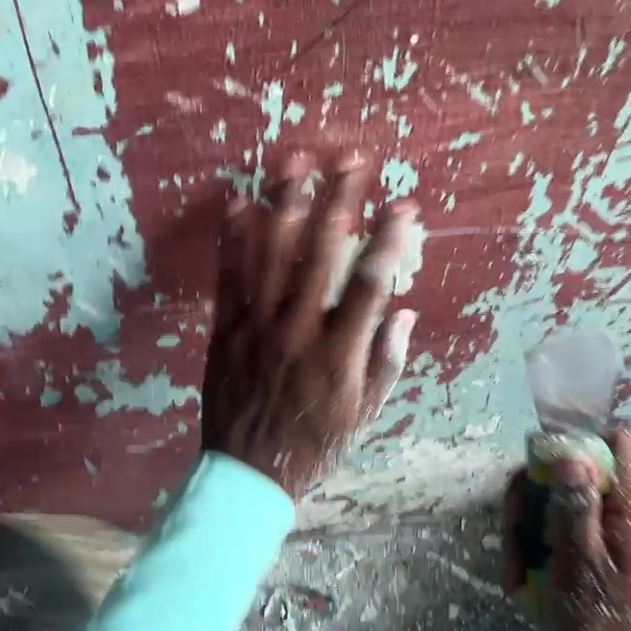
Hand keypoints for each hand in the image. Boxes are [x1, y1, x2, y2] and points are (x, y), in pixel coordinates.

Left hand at [201, 154, 419, 498]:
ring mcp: (256, 326)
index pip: (369, 284)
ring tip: (294, 160)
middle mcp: (298, 330)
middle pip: (320, 254)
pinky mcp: (226, 329)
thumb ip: (385, 361)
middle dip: (338, 200)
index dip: (388, 240)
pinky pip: (228, 275)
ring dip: (284, 203)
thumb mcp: (364, 414)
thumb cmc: (314, 444)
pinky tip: (239, 201)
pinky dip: (233, 237)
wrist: (248, 472)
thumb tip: (404, 312)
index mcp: (339, 353)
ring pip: (270, 254)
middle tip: (351, 158)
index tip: (404, 205)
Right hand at [504, 431, 630, 630]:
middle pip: (573, 471)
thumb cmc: (600, 624)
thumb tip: (572, 451)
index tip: (539, 462)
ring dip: (528, 527)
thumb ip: (576, 504)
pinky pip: (562, 529)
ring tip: (515, 568)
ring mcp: (612, 534)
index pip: (618, 443)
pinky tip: (523, 577)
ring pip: (558, 501)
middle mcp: (628, 514)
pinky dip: (538, 547)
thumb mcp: (579, 561)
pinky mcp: (597, 553)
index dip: (577, 441)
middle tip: (512, 528)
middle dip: (534, 495)